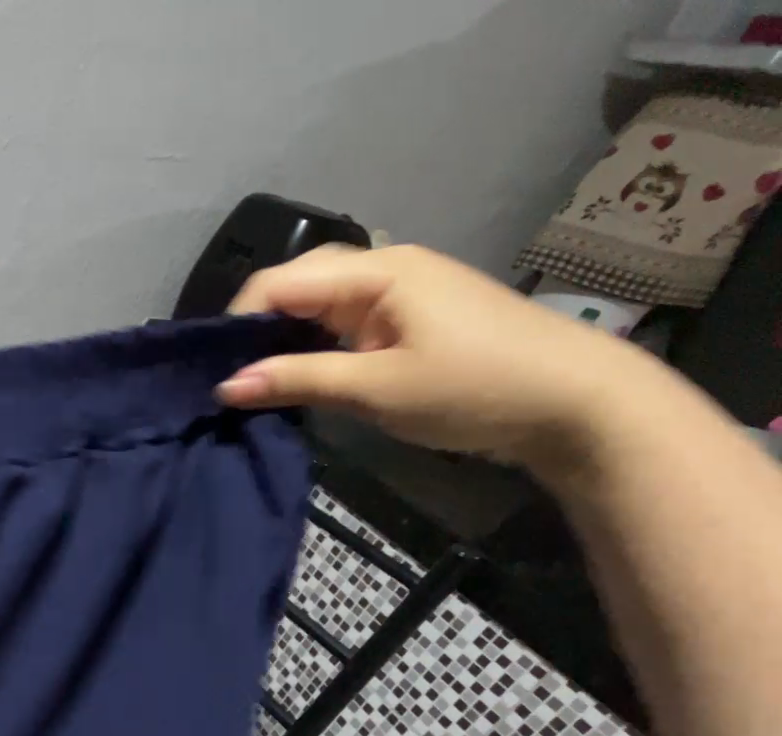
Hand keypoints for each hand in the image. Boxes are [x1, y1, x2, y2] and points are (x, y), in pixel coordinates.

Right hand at [217, 244, 669, 473]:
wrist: (581, 404)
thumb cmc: (476, 388)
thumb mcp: (376, 389)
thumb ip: (296, 380)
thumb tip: (223, 387)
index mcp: (376, 271)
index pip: (278, 282)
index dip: (239, 324)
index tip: (218, 373)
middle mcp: (384, 268)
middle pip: (295, 284)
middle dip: (256, 328)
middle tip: (233, 378)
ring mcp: (400, 290)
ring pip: (316, 302)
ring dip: (283, 337)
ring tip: (258, 379)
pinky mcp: (409, 315)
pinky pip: (341, 318)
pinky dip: (313, 343)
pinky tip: (301, 373)